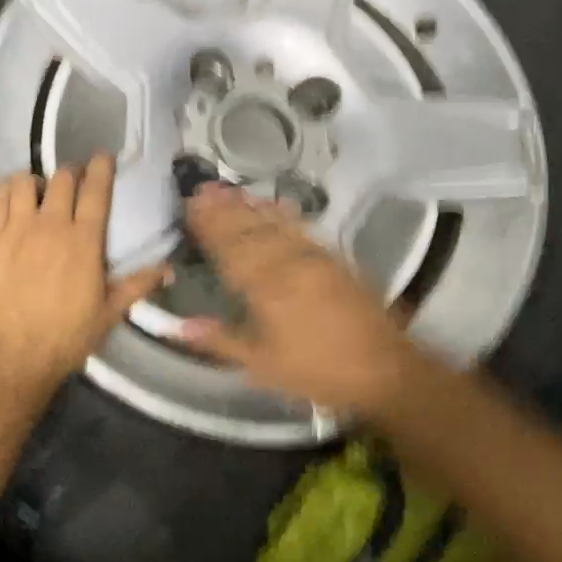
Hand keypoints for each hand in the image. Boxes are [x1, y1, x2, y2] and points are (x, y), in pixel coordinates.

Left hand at [0, 153, 167, 394]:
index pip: (96, 190)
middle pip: (62, 179)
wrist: (9, 357)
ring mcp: (16, 228)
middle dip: (71, 172)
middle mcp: (51, 224)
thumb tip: (168, 270)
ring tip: (39, 190)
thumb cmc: (64, 339)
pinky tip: (12, 198)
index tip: (103, 157)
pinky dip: (7, 191)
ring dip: (36, 180)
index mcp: (84, 241)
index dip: (101, 168)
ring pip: (25, 182)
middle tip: (74, 179)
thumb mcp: (108, 315)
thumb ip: (137, 286)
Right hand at [177, 183, 435, 419]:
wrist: (384, 369)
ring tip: (227, 189)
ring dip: (248, 206)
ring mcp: (312, 258)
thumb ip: (220, 341)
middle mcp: (286, 265)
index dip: (208, 227)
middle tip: (202, 189)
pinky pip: (300, 228)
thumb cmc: (318, 371)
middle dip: (223, 210)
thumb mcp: (262, 366)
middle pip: (249, 231)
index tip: (189, 207)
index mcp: (265, 290)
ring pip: (273, 224)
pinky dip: (281, 213)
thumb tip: (177, 326)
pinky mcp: (333, 259)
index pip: (229, 250)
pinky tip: (272, 203)